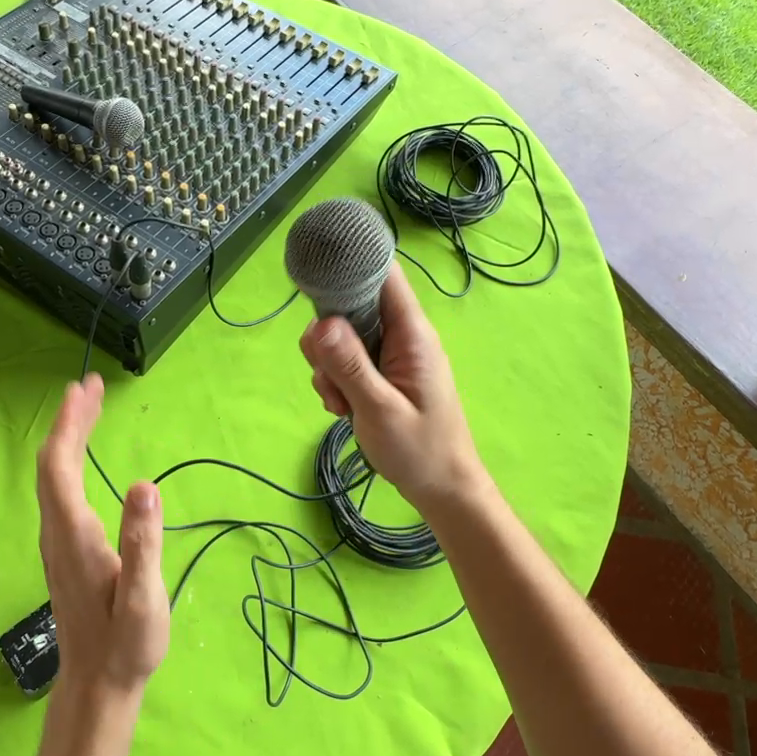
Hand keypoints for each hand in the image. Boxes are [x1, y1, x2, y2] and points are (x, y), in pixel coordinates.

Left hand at [35, 373, 169, 699]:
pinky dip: (70, 462)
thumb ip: (144, 543)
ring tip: (89, 410)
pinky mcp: (64, 552)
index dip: (70, 424)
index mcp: (75, 537)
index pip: (60, 467)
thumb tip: (146, 485)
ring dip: (68, 439)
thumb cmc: (126, 645)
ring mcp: (57, 544)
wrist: (96, 685)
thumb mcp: (145, 598)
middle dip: (69, 422)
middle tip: (91, 387)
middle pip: (51, 466)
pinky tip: (84, 460)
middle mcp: (57, 534)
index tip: (86, 388)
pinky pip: (60, 493)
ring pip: (52, 479)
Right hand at [300, 263, 485, 511]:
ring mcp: (391, 356)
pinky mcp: (381, 375)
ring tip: (341, 404)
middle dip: (328, 337)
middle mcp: (401, 336)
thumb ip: (349, 365)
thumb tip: (319, 322)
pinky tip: (344, 411)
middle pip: (351, 307)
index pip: (383, 274)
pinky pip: (347, 363)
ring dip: (330, 368)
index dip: (349, 265)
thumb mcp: (379, 409)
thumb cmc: (420, 450)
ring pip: (343, 339)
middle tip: (329, 376)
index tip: (313, 279)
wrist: (443, 489)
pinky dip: (337, 384)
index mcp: (411, 333)